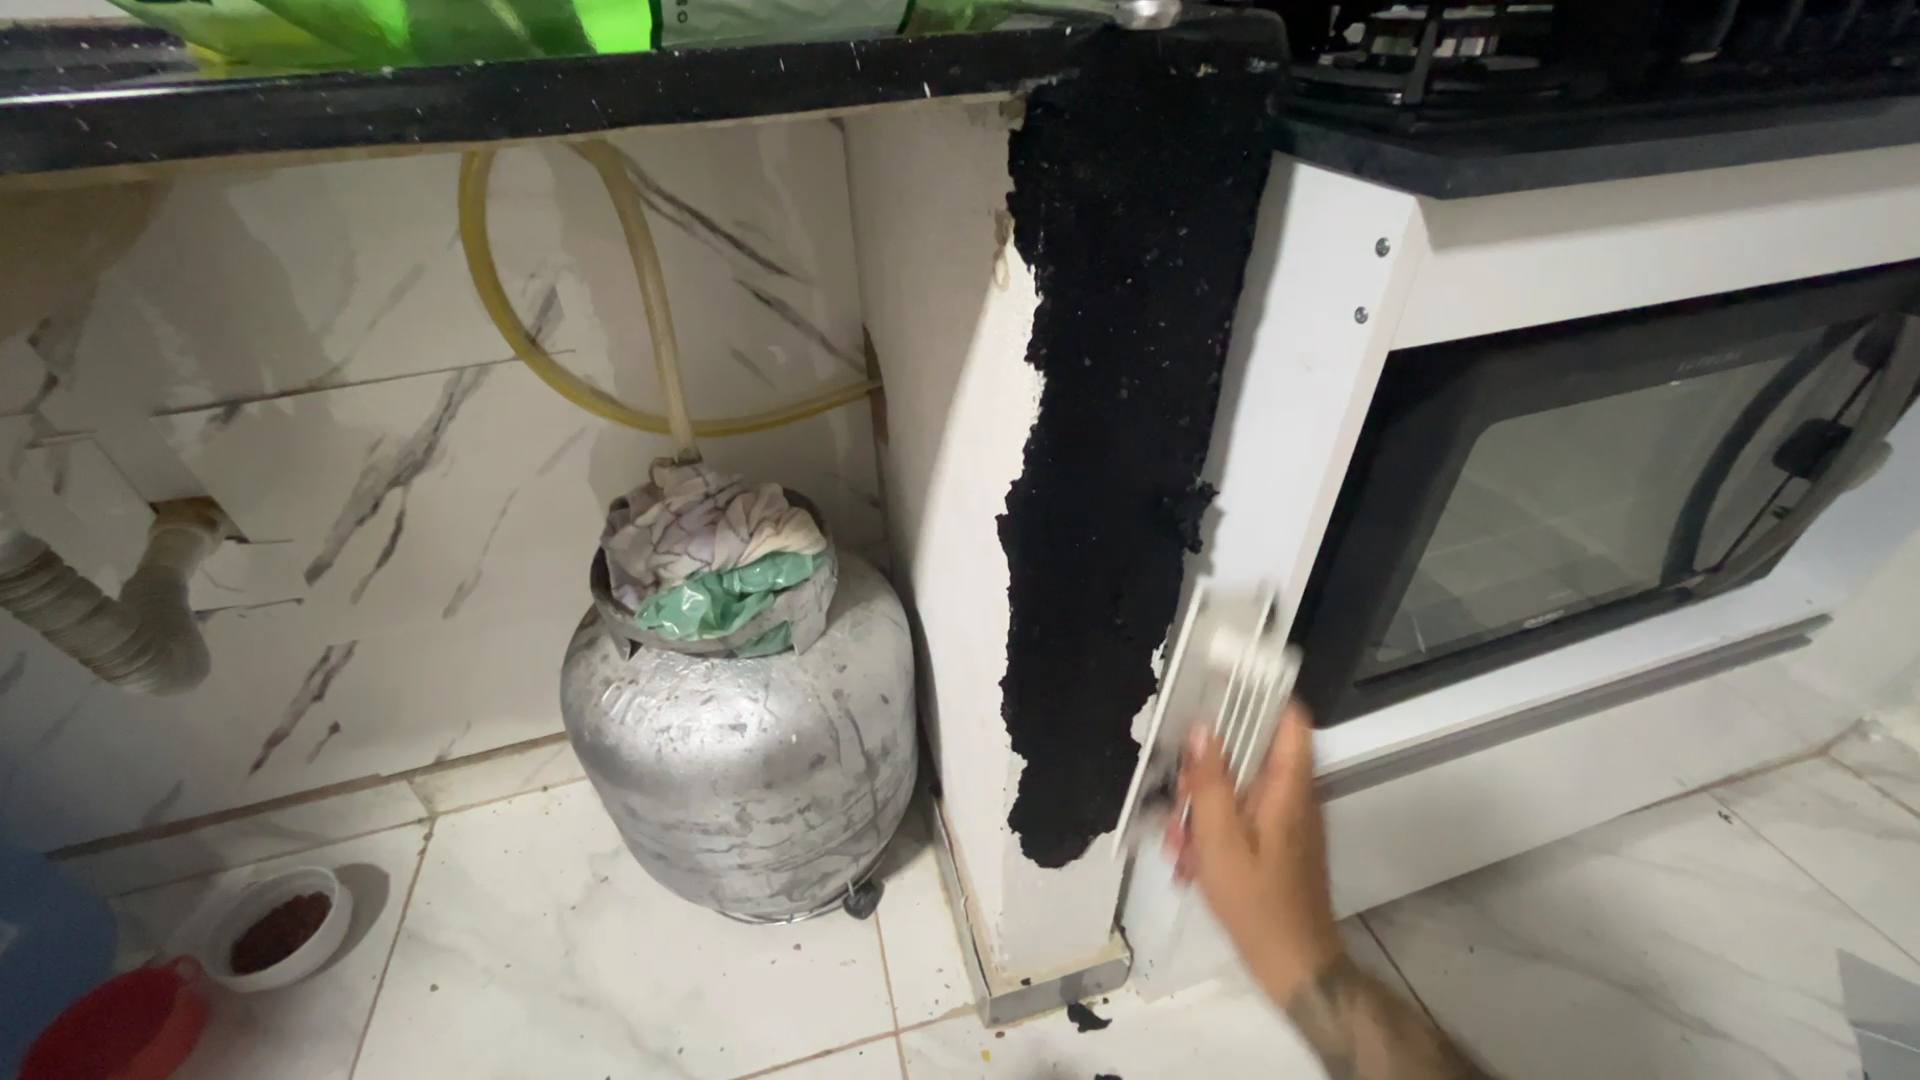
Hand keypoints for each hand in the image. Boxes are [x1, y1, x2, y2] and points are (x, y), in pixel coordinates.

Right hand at [1164, 702, 1344, 1003]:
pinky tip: (1190, 861)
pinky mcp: (1276, 841)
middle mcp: (1292, 795)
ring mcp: (1285, 819)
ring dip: (1201, 808)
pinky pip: (1239, 816)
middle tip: (1179, 798)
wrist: (1293, 965)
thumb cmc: (1256, 901)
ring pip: (1237, 787)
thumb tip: (1203, 728)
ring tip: (1180, 844)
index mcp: (1288, 786)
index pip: (1289, 718)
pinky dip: (1212, 831)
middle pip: (1249, 753)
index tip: (1218, 684)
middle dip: (1206, 770)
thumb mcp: (1220, 840)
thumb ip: (1211, 781)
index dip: (1258, 693)